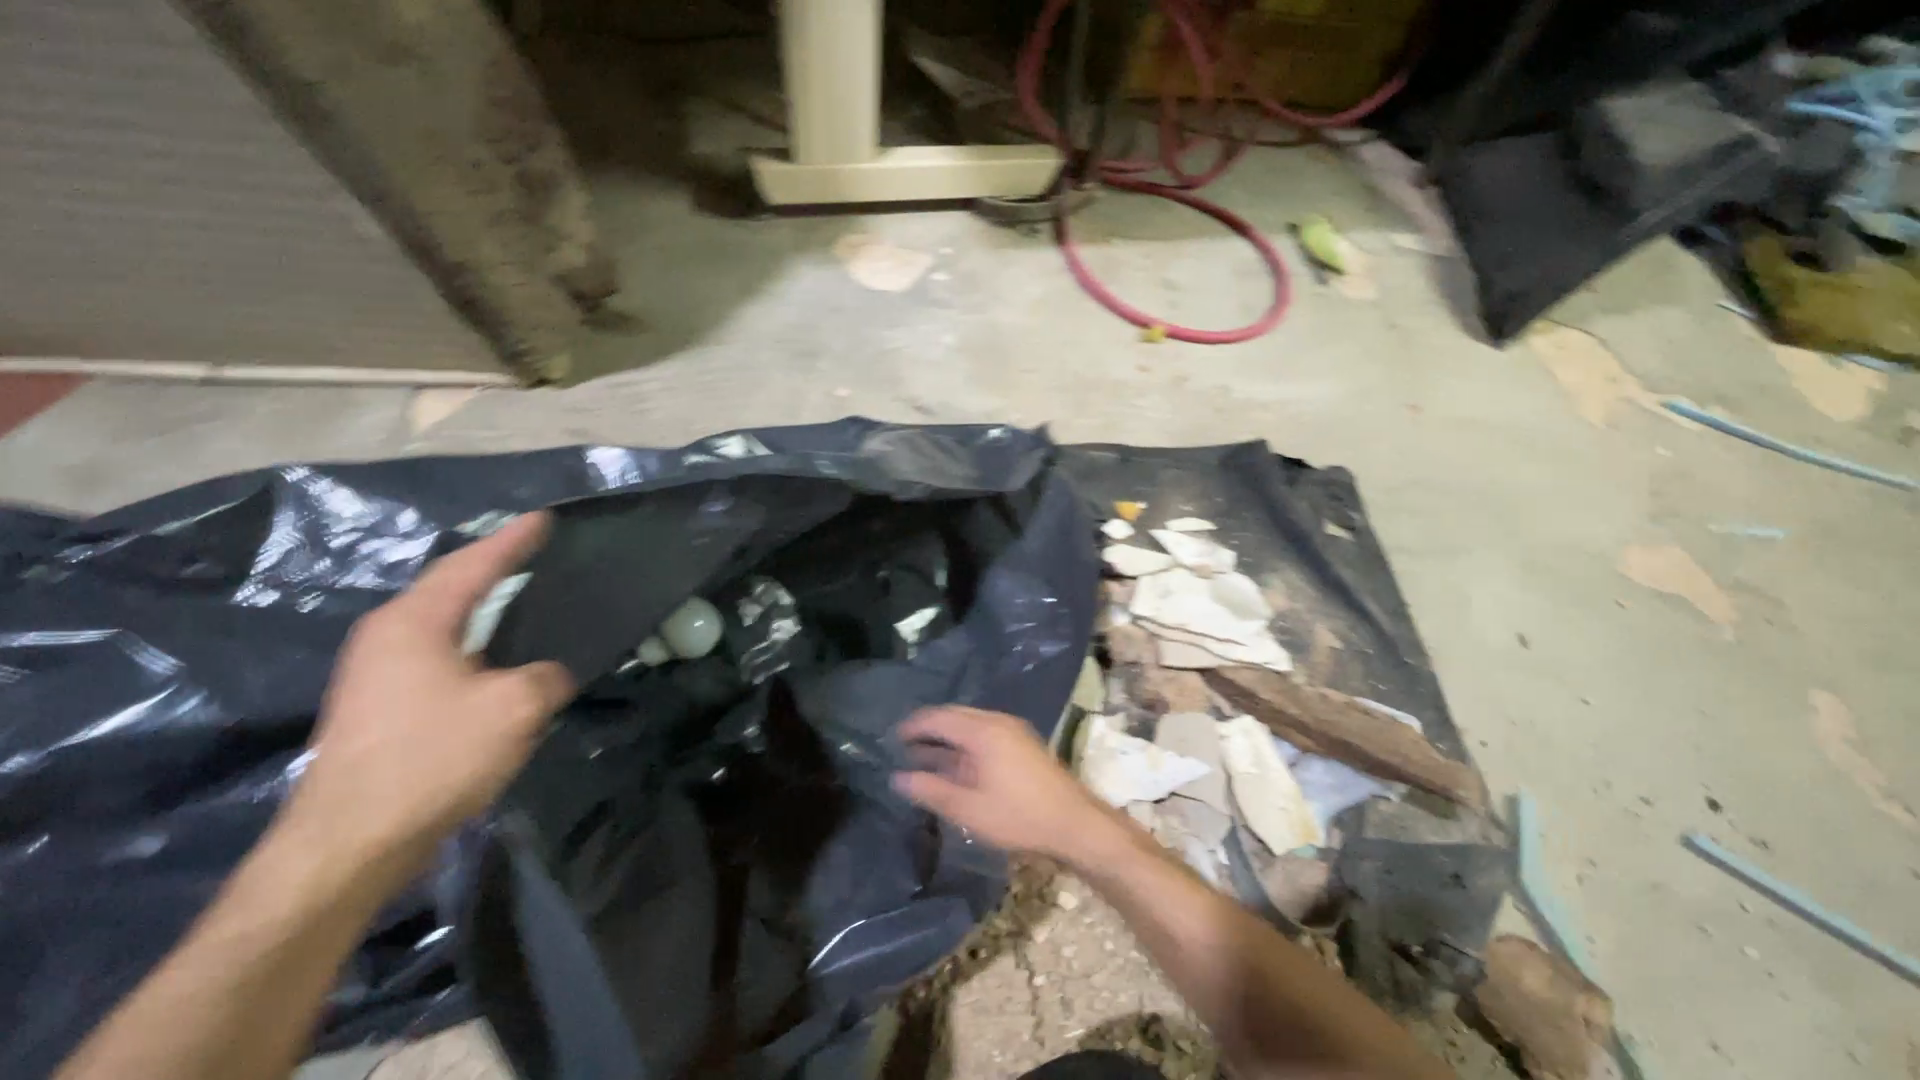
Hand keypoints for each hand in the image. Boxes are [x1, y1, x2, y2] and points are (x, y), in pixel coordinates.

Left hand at [284, 512, 573, 880]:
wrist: (350, 839)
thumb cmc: (433, 757)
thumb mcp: (514, 709)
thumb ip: (545, 677)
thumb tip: (549, 675)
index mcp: (415, 621)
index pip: (473, 565)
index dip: (512, 540)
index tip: (543, 518)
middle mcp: (386, 636)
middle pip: (447, 588)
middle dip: (489, 568)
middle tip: (529, 553)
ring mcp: (373, 674)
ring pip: (439, 625)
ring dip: (478, 610)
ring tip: (515, 600)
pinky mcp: (376, 709)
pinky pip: (433, 658)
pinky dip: (469, 647)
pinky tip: (491, 663)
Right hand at [891, 706, 1125, 863]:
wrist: (1075, 824)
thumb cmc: (1019, 816)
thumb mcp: (968, 809)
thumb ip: (930, 791)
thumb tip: (897, 778)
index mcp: (983, 730)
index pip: (937, 717)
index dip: (912, 727)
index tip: (890, 740)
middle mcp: (997, 722)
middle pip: (954, 716)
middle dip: (927, 731)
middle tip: (902, 749)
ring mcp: (1013, 731)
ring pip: (969, 726)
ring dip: (946, 740)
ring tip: (922, 760)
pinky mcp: (1022, 744)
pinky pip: (984, 734)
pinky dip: (964, 745)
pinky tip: (953, 768)